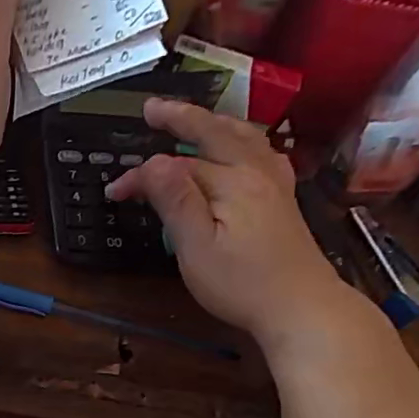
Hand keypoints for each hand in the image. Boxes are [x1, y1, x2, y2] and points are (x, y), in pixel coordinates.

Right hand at [106, 100, 345, 343]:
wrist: (302, 308)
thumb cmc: (243, 284)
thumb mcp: (198, 249)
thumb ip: (176, 201)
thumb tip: (154, 162)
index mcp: (231, 182)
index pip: (177, 166)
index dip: (143, 175)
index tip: (116, 191)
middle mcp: (256, 172)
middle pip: (215, 133)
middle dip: (181, 118)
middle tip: (152, 109)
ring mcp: (276, 184)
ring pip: (244, 138)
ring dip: (215, 122)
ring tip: (196, 119)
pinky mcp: (286, 201)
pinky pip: (263, 153)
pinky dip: (245, 141)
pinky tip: (245, 149)